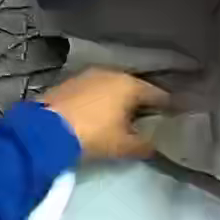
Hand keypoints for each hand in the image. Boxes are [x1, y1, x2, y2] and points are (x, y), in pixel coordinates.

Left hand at [41, 69, 170, 160]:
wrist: (46, 128)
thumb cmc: (93, 134)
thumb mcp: (124, 146)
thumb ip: (145, 146)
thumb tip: (155, 146)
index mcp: (130, 84)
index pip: (158, 94)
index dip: (167, 107)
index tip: (172, 117)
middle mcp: (111, 73)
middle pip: (134, 88)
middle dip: (141, 102)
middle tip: (148, 119)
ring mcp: (88, 75)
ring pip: (112, 86)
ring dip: (119, 99)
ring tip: (122, 117)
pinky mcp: (69, 82)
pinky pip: (94, 89)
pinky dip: (100, 99)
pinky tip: (99, 113)